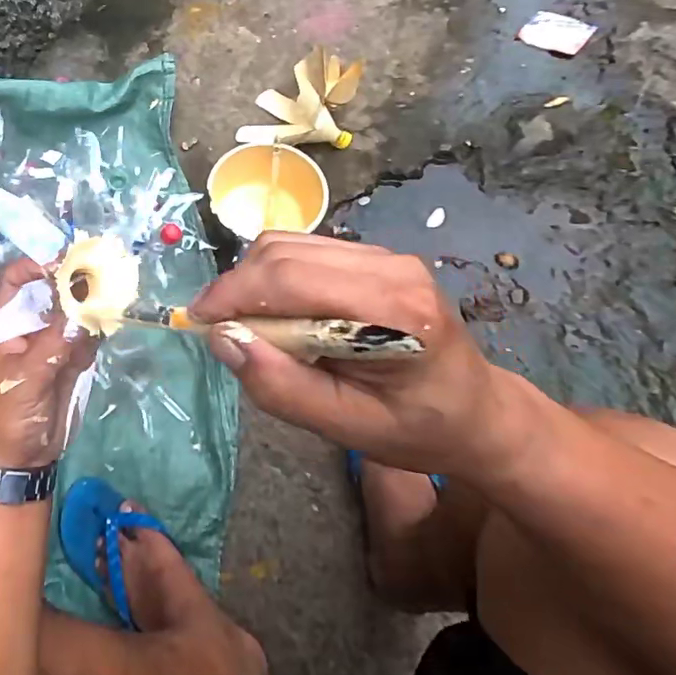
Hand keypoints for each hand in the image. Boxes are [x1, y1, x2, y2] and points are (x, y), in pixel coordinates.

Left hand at [0, 258, 99, 467]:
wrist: (23, 459)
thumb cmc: (9, 417)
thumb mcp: (27, 380)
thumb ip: (54, 344)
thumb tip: (82, 309)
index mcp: (6, 324)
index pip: (15, 280)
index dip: (35, 265)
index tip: (64, 262)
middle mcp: (31, 324)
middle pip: (52, 289)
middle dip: (75, 278)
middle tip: (102, 270)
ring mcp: (54, 339)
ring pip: (76, 308)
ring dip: (94, 299)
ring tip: (115, 289)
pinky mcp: (74, 355)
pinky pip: (90, 331)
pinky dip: (103, 324)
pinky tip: (114, 317)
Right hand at [191, 233, 539, 480]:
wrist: (478, 412)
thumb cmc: (420, 430)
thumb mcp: (350, 428)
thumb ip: (284, 387)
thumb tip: (224, 341)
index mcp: (393, 307)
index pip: (292, 279)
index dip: (234, 294)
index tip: (196, 321)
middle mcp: (390, 265)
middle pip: (285, 252)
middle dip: (237, 286)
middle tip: (217, 329)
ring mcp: (385, 255)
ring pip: (290, 244)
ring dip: (253, 279)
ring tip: (245, 324)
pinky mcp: (374, 256)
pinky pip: (306, 250)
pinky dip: (275, 277)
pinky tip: (277, 312)